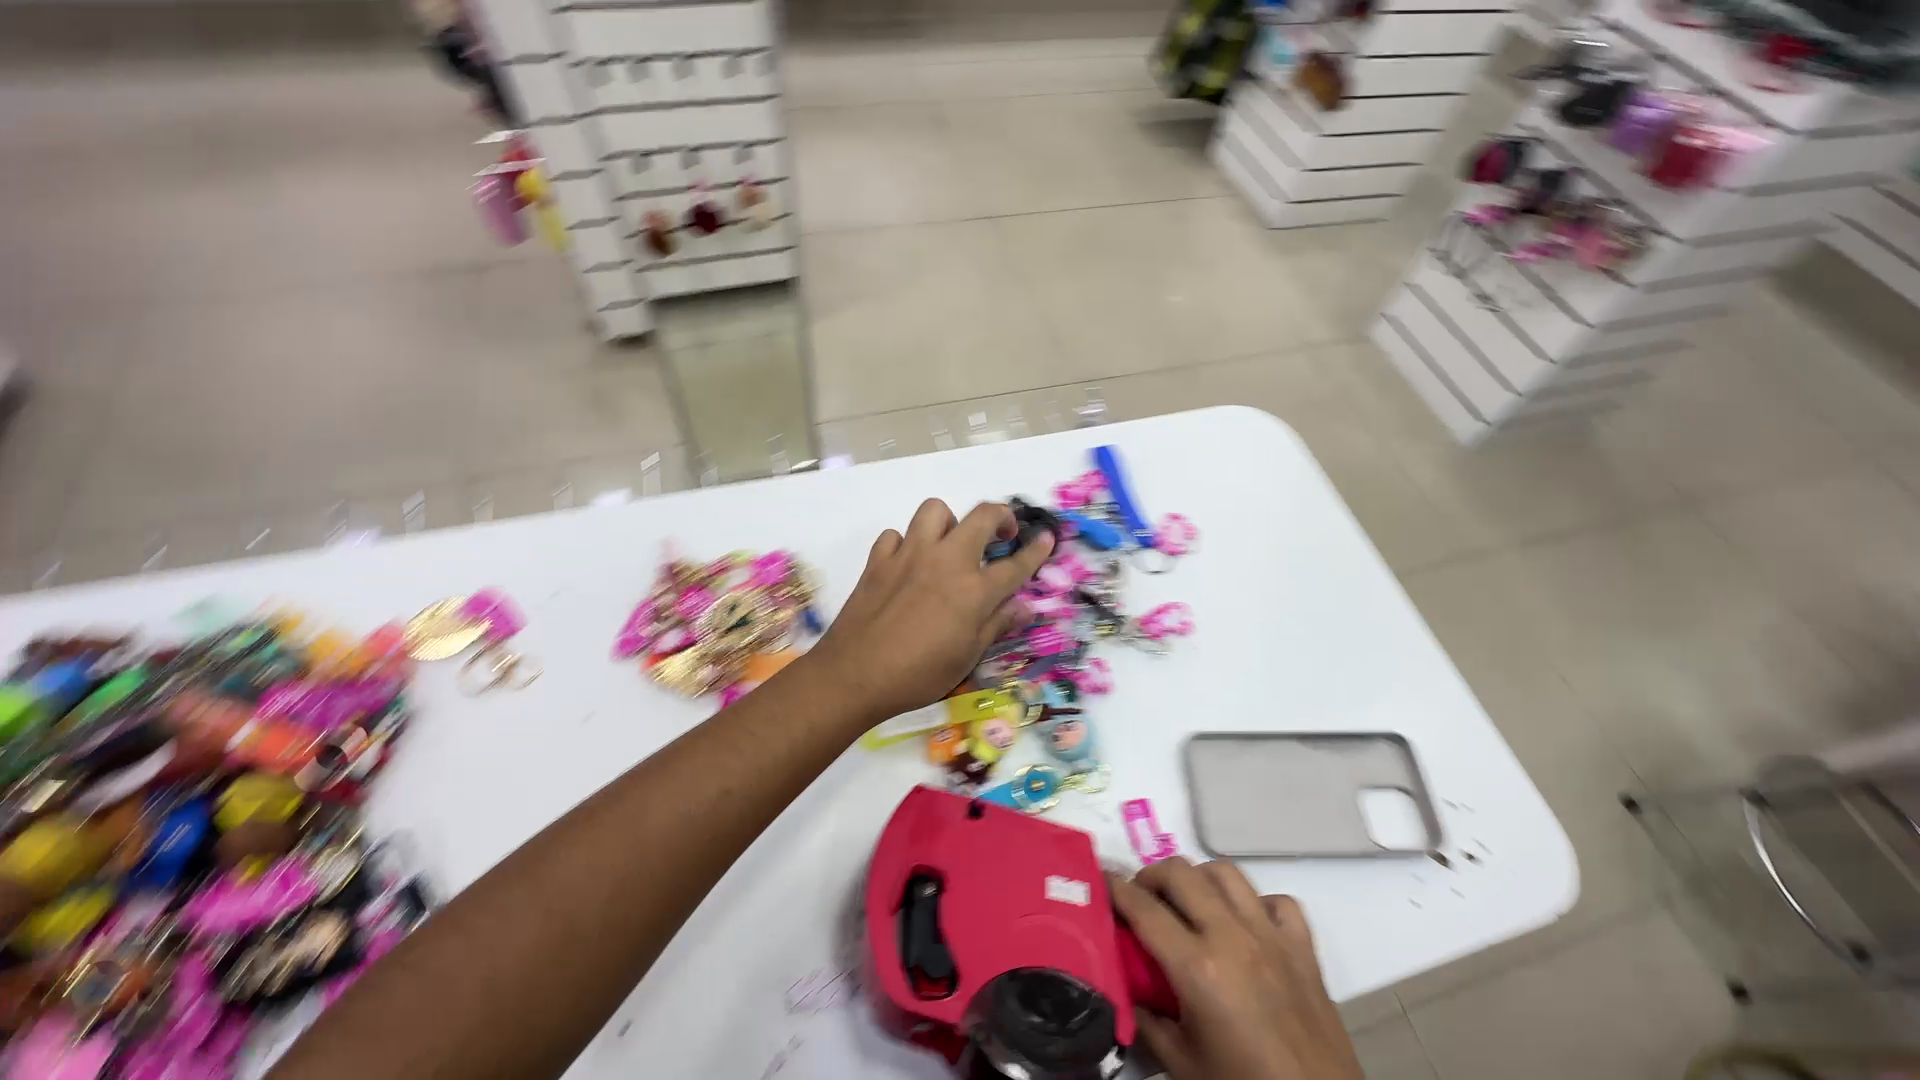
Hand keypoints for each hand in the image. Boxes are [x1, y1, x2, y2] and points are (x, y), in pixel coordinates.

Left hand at [809, 499, 1052, 721]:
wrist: (855, 675)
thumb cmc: (918, 675)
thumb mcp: (966, 657)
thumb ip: (997, 625)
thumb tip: (1025, 606)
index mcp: (974, 590)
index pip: (1016, 564)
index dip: (1036, 550)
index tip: (1047, 538)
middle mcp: (946, 561)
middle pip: (982, 517)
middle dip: (1001, 517)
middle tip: (1003, 535)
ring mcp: (909, 555)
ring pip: (935, 511)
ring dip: (949, 521)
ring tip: (950, 544)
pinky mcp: (878, 560)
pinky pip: (896, 535)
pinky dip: (905, 543)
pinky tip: (907, 564)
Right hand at [1111, 858, 1362, 1079]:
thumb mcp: (1180, 1061)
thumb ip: (1145, 1017)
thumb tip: (1124, 987)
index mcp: (1198, 967)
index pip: (1144, 908)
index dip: (1115, 889)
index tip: (1100, 880)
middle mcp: (1233, 937)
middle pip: (1182, 873)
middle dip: (1151, 876)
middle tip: (1140, 898)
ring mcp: (1272, 937)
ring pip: (1226, 873)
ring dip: (1198, 879)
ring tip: (1186, 902)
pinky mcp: (1303, 948)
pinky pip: (1277, 901)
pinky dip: (1255, 903)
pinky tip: (1244, 924)